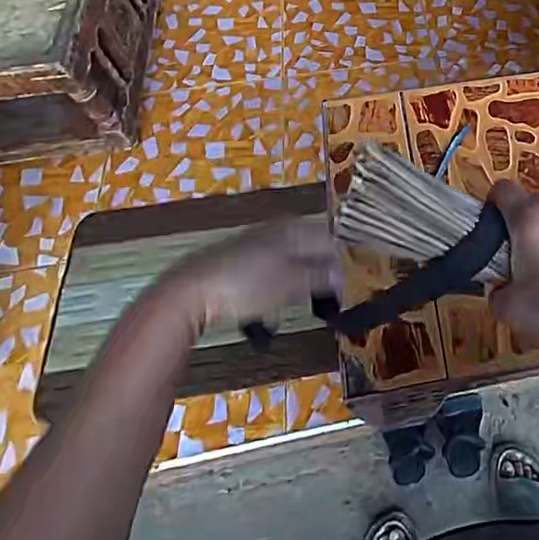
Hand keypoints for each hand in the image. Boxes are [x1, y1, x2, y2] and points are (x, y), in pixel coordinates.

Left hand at [155, 217, 341, 336]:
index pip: (329, 240)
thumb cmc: (246, 285)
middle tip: (326, 302)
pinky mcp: (238, 262)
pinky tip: (268, 310)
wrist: (192, 290)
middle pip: (309, 250)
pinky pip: (269, 273)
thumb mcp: (291, 283)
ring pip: (289, 262)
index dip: (340, 265)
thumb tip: (342, 273)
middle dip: (319, 276)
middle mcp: (275, 230)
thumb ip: (320, 276)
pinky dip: (275, 290)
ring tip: (298, 308)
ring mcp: (254, 245)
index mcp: (292, 229)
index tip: (346, 290)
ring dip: (297, 285)